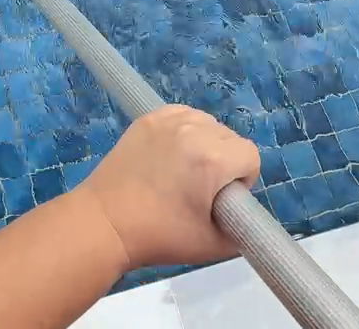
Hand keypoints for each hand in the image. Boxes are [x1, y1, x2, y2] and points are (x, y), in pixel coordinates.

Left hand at [76, 104, 260, 270]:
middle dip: (226, 161)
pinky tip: (173, 151)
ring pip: (206, 122)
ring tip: (187, 168)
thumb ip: (243, 226)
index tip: (224, 197)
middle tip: (203, 187)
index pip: (250, 155)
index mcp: (212, 159)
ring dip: (206, 142)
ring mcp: (166, 120)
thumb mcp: (215, 244)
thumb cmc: (162, 235)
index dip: (244, 179)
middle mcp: (192, 130)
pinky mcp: (147, 117)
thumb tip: (243, 208)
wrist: (109, 220)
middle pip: (229, 137)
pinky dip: (185, 128)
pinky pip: (182, 113)